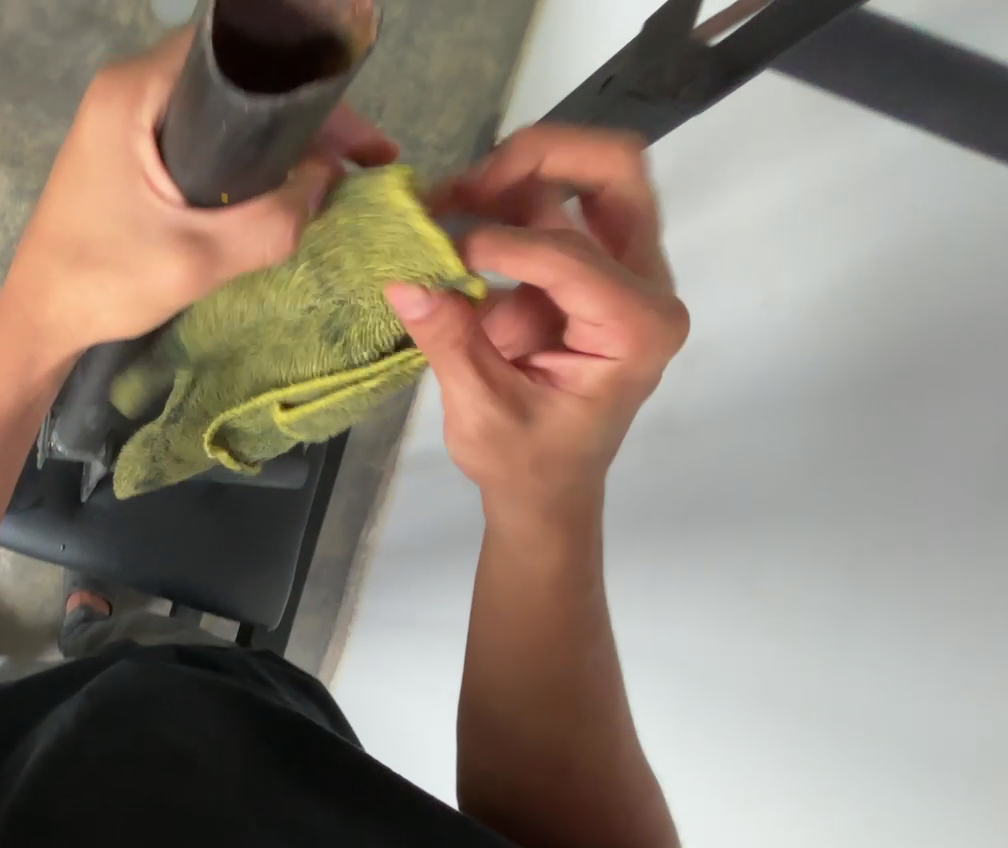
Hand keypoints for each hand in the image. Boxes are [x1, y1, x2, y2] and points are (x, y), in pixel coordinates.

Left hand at [0, 30, 397, 367]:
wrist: (38, 322)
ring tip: (328, 181)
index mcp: (136, 90)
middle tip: (358, 164)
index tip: (357, 140)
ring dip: (274, 146)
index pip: (245, 53)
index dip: (312, 90)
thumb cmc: (101, 285)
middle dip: (303, 122)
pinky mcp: (123, 156)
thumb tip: (329, 184)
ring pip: (220, 116)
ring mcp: (122, 122)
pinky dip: (239, 165)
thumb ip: (271, 223)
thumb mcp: (195, 260)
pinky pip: (197, 142)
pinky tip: (273, 193)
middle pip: (238, 82)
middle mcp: (128, 89)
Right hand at [385, 125, 689, 524]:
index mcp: (636, 329)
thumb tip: (401, 282)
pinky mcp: (585, 278)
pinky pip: (555, 218)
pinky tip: (457, 227)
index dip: (496, 246)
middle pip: (615, 176)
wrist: (547, 488)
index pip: (571, 256)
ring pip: (592, 182)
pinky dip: (506, 210)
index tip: (433, 256)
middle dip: (538, 161)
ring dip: (519, 177)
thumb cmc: (524, 463)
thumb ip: (448, 341)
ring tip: (451, 200)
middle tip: (466, 184)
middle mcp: (644, 287)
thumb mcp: (481, 411)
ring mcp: (620, 276)